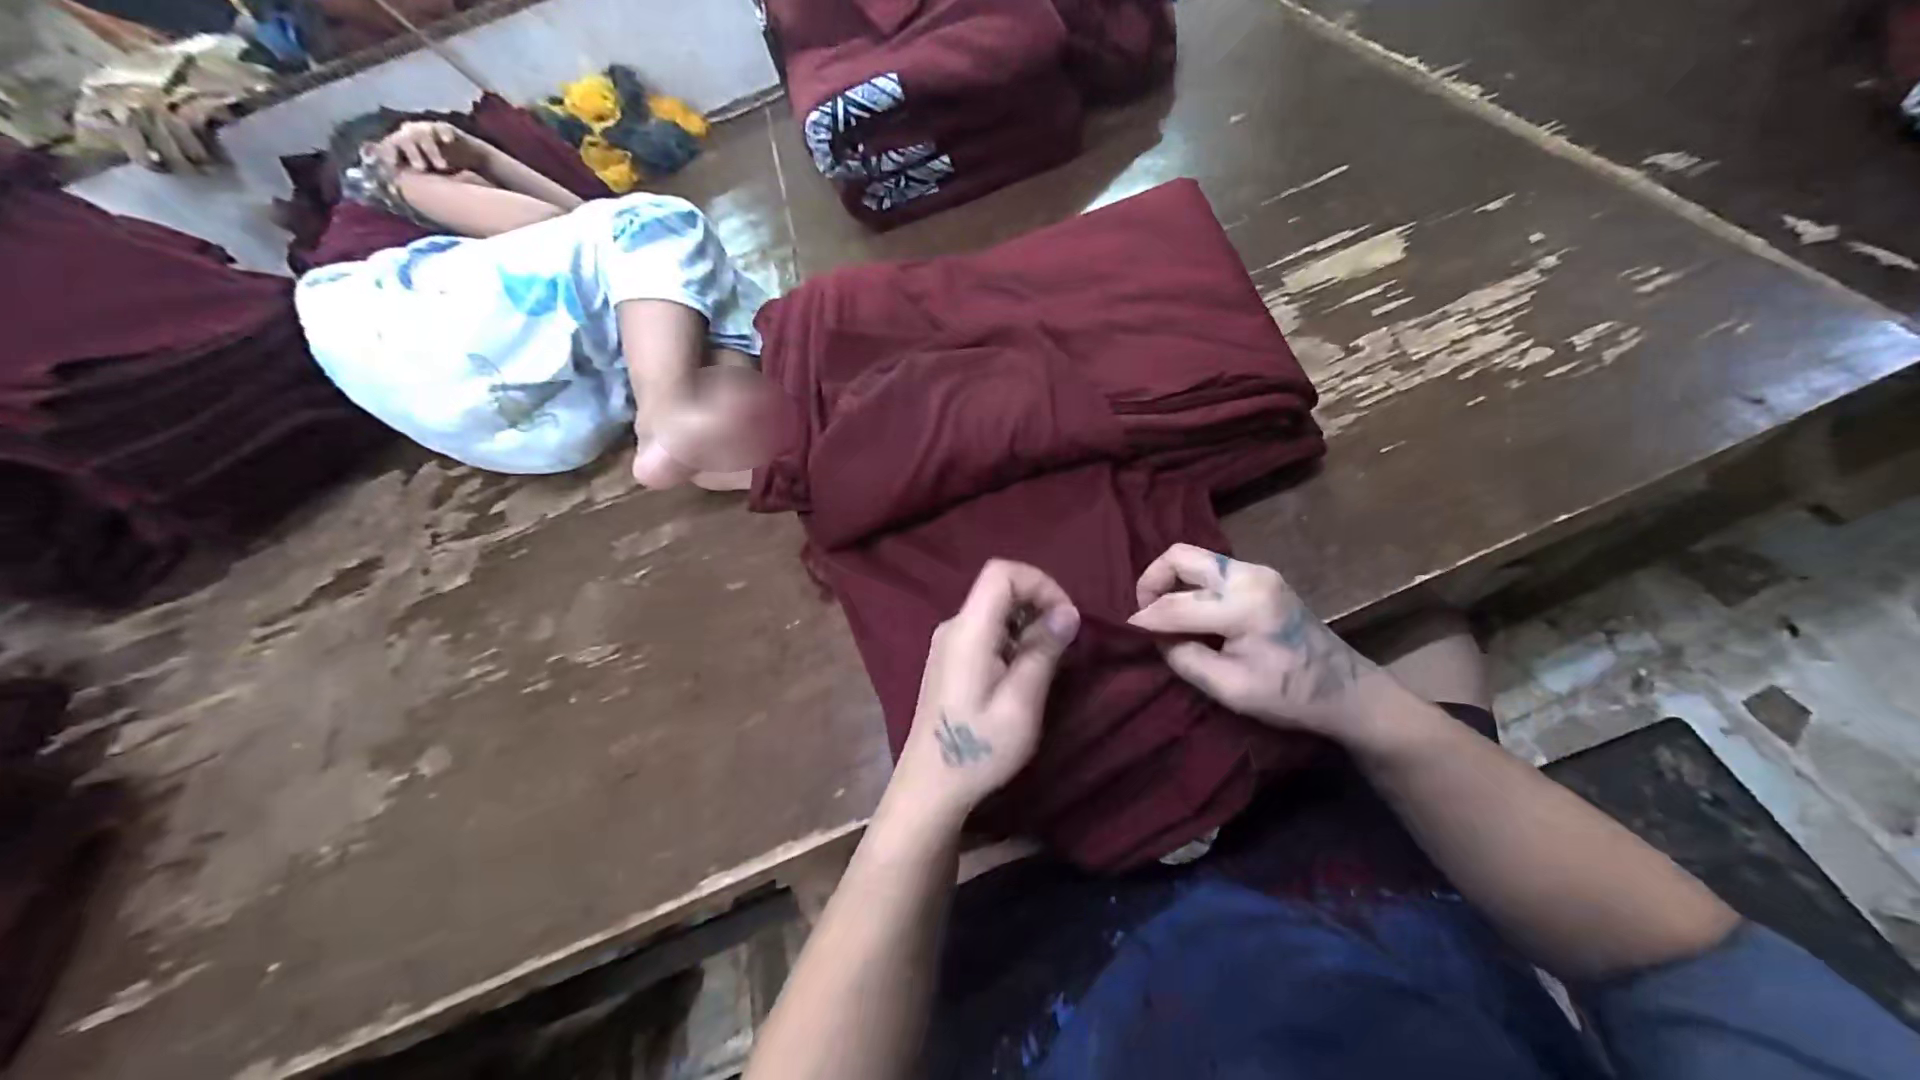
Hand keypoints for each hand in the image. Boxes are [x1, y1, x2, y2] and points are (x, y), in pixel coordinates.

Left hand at [374, 120, 488, 173]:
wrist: (471, 158)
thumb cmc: (446, 171)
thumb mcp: (427, 176)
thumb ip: (412, 179)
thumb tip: (393, 190)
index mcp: (402, 144)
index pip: (389, 145)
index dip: (389, 153)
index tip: (394, 166)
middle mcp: (412, 133)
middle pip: (405, 138)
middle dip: (412, 153)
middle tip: (421, 169)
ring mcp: (428, 129)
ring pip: (422, 134)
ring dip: (429, 150)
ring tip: (442, 167)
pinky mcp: (446, 128)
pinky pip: (442, 128)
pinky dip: (444, 134)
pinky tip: (448, 141)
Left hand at [891, 561, 1079, 826]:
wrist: (931, 785)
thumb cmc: (980, 749)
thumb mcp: (1021, 703)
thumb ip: (1043, 651)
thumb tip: (1068, 613)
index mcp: (968, 631)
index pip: (1002, 573)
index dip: (1040, 582)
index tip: (1066, 617)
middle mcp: (954, 627)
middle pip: (999, 588)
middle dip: (1039, 604)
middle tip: (1064, 644)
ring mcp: (948, 643)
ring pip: (995, 610)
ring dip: (1028, 624)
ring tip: (1047, 663)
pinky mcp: (950, 659)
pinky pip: (986, 630)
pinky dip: (1012, 638)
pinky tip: (1024, 673)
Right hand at [1128, 543, 1382, 735]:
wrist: (1348, 691)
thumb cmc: (1291, 696)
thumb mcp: (1229, 689)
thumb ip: (1184, 657)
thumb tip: (1155, 635)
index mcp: (1243, 605)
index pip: (1174, 605)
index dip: (1144, 620)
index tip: (1125, 632)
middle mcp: (1249, 576)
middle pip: (1180, 556)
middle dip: (1152, 581)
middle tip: (1143, 612)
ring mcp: (1258, 571)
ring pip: (1194, 558)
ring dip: (1171, 581)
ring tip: (1163, 614)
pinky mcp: (1262, 577)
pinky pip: (1211, 569)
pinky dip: (1190, 584)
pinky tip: (1189, 611)